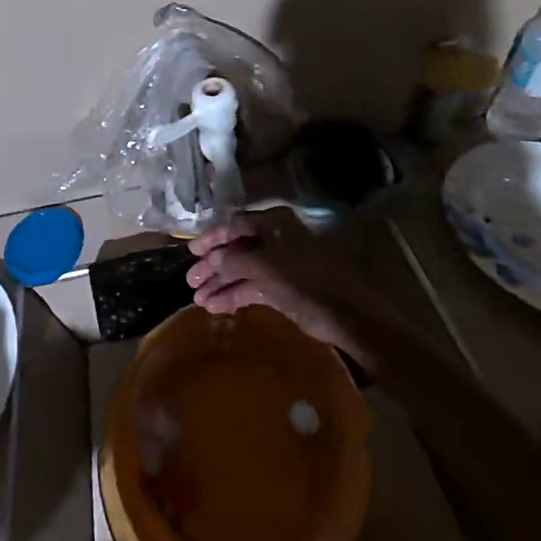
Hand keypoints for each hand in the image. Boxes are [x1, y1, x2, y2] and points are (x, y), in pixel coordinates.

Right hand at [184, 206, 384, 355]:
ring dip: (221, 284)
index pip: (235, 224)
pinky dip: (235, 295)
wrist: (349, 317)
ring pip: (243, 269)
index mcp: (275, 223)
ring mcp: (281, 264)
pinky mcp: (284, 288)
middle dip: (213, 266)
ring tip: (198, 300)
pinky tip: (216, 307)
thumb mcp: (266, 268)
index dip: (212, 238)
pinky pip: (253, 286)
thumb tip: (212, 258)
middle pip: (237, 248)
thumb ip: (234, 260)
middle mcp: (277, 238)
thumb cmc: (306, 283)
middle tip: (190, 281)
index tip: (191, 253)